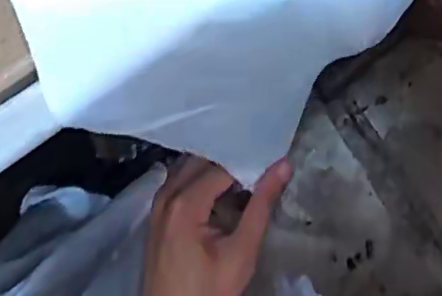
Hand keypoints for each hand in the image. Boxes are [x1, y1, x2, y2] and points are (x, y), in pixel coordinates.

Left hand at [141, 156, 291, 295]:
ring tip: (244, 173)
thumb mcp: (241, 253)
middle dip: (231, 158)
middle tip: (259, 162)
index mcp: (184, 203)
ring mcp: (158, 204)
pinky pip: (180, 179)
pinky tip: (221, 187)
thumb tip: (284, 164)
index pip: (222, 164)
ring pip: (191, 165)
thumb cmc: (208, 292)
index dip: (247, 161)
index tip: (269, 160)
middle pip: (204, 159)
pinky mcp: (157, 214)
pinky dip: (200, 176)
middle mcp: (166, 195)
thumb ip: (262, 205)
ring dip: (215, 165)